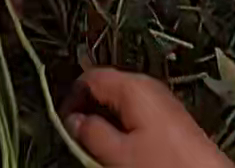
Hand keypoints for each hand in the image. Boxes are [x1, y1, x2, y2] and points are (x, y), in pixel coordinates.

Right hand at [63, 68, 232, 167]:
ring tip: (99, 149)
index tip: (62, 122)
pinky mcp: (172, 122)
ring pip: (121, 104)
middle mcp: (147, 86)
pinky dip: (124, 128)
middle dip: (89, 110)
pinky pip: (137, 116)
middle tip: (77, 138)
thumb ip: (91, 134)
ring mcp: (162, 103)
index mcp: (132, 86)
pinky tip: (124, 152)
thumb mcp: (120, 156)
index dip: (71, 98)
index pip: (89, 77)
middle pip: (106, 88)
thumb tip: (72, 121)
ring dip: (106, 122)